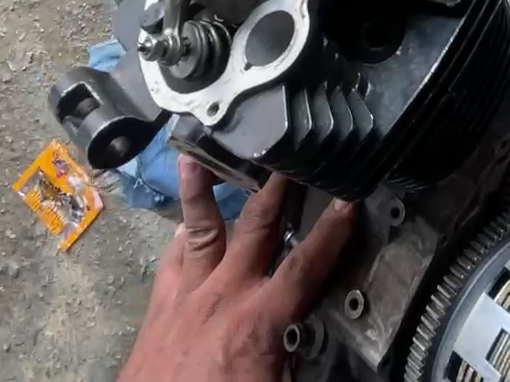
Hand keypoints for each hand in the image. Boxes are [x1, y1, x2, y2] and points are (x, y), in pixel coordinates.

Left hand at [120, 158, 356, 381]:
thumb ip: (307, 362)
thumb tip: (341, 351)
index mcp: (259, 320)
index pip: (306, 264)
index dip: (333, 231)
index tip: (350, 199)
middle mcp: (224, 295)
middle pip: (257, 225)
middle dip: (278, 186)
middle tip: (289, 149)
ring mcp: (187, 297)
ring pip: (201, 229)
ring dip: (203, 191)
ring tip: (198, 153)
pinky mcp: (159, 308)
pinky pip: (171, 260)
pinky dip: (180, 237)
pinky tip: (183, 221)